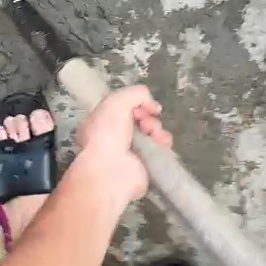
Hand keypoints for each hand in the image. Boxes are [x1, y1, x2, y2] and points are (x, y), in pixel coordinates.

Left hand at [69, 85, 169, 204]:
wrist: (110, 171)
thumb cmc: (106, 134)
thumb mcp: (115, 102)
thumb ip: (135, 94)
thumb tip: (152, 105)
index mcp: (101, 121)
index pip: (122, 107)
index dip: (134, 103)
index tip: (141, 106)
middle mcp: (114, 136)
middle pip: (140, 118)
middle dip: (147, 116)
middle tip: (145, 121)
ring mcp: (131, 152)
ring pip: (152, 132)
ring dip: (157, 128)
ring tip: (154, 133)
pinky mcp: (145, 165)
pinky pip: (159, 149)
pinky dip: (163, 143)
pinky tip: (161, 142)